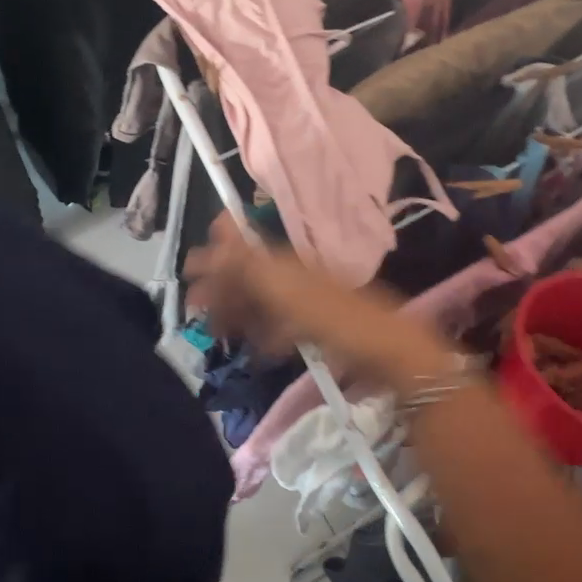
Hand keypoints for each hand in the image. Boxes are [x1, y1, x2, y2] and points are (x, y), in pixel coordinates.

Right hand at [185, 216, 457, 388]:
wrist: (390, 352)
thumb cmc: (336, 318)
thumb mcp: (288, 289)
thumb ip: (249, 262)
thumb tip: (217, 229)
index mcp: (285, 262)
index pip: (243, 248)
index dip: (217, 252)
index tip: (190, 268)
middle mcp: (294, 276)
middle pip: (249, 277)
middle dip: (221, 289)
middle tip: (193, 308)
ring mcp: (306, 302)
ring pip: (262, 303)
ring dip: (238, 314)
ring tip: (217, 333)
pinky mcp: (318, 327)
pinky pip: (281, 326)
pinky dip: (264, 335)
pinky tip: (257, 351)